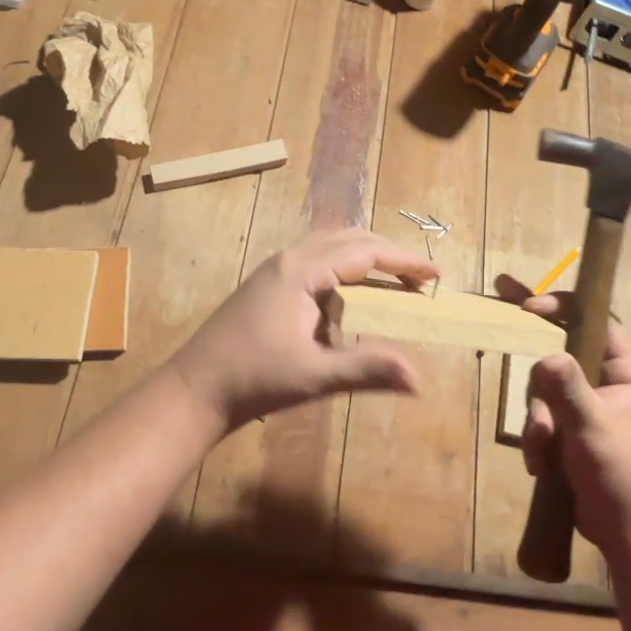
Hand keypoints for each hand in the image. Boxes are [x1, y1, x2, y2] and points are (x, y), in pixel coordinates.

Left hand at [167, 228, 438, 430]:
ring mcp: (274, 270)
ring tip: (394, 282)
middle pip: (349, 239)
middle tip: (420, 278)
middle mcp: (289, 259)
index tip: (436, 274)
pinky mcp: (267, 286)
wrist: (194, 390)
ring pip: (330, 247)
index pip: (364, 251)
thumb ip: (367, 370)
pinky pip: (315, 262)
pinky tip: (352, 299)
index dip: (403, 261)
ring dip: (365, 258)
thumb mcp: (314, 376)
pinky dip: (344, 270)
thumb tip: (418, 377)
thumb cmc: (253, 380)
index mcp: (301, 270)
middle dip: (388, 254)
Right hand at [517, 294, 630, 556]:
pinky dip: (539, 442)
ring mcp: (591, 412)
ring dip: (539, 424)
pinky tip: (540, 466)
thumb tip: (545, 356)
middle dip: (543, 394)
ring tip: (543, 454)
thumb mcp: (593, 427)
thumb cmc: (623, 476)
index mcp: (628, 375)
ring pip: (547, 395)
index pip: (597, 322)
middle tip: (540, 424)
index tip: (529, 307)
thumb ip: (567, 388)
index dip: (565, 308)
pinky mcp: (575, 436)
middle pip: (561, 361)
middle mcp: (609, 387)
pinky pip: (546, 421)